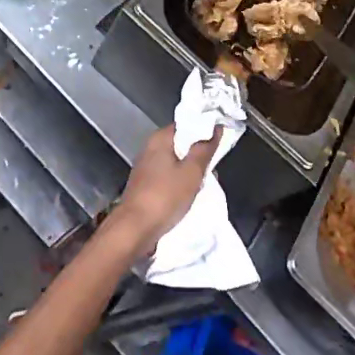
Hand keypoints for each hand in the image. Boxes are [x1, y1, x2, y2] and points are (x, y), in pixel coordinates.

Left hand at [108, 126, 220, 255]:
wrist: (134, 230)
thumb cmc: (165, 197)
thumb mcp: (192, 172)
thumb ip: (205, 149)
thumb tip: (216, 128)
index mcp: (160, 138)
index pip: (187, 124)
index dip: (204, 129)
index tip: (221, 140)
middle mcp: (150, 148)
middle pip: (181, 143)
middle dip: (199, 153)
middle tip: (214, 166)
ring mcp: (146, 167)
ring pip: (175, 161)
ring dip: (190, 170)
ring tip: (205, 182)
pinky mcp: (145, 185)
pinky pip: (168, 176)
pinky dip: (180, 182)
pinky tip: (190, 194)